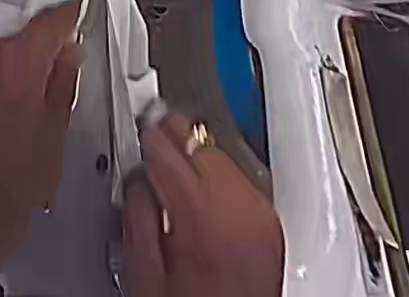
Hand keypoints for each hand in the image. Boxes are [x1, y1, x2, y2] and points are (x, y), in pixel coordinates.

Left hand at [0, 2, 81, 295]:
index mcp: (17, 65)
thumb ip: (62, 85)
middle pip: (20, 34)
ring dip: (1, 68)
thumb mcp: (50, 146)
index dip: (70, 19)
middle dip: (32, 57)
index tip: (74, 18)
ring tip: (2, 117)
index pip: (54, 19)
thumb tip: (67, 58)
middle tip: (37, 95)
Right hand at [124, 114, 284, 296]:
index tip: (140, 131)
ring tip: (175, 168)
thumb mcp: (146, 279)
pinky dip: (217, 175)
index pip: (171, 151)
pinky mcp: (271, 222)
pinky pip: (238, 178)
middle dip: (174, 139)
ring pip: (220, 155)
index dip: (149, 138)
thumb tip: (137, 181)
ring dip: (196, 154)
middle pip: (200, 144)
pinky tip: (201, 191)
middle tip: (154, 139)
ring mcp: (260, 213)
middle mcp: (239, 207)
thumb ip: (138, 218)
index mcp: (203, 216)